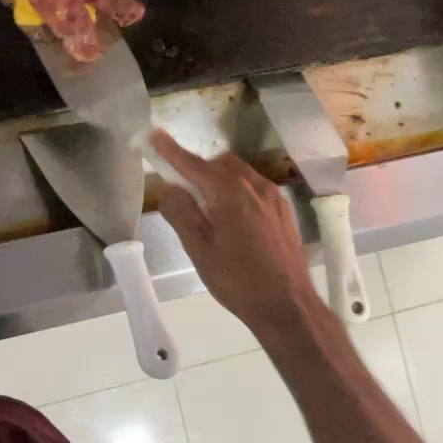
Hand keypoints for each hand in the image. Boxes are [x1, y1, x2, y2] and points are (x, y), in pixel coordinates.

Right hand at [151, 131, 320, 336]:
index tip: (154, 136)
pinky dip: (235, 192)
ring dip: (218, 180)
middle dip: (197, 168)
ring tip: (206, 209)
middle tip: (180, 189)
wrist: (288, 306)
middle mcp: (255, 187)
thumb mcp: (198, 249)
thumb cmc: (237, 281)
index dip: (171, 151)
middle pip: (219, 164)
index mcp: (231, 193)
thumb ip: (181, 213)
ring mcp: (274, 198)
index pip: (194, 165)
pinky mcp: (283, 212)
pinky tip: (230, 219)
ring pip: (239, 175)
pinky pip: (253, 189)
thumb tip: (169, 187)